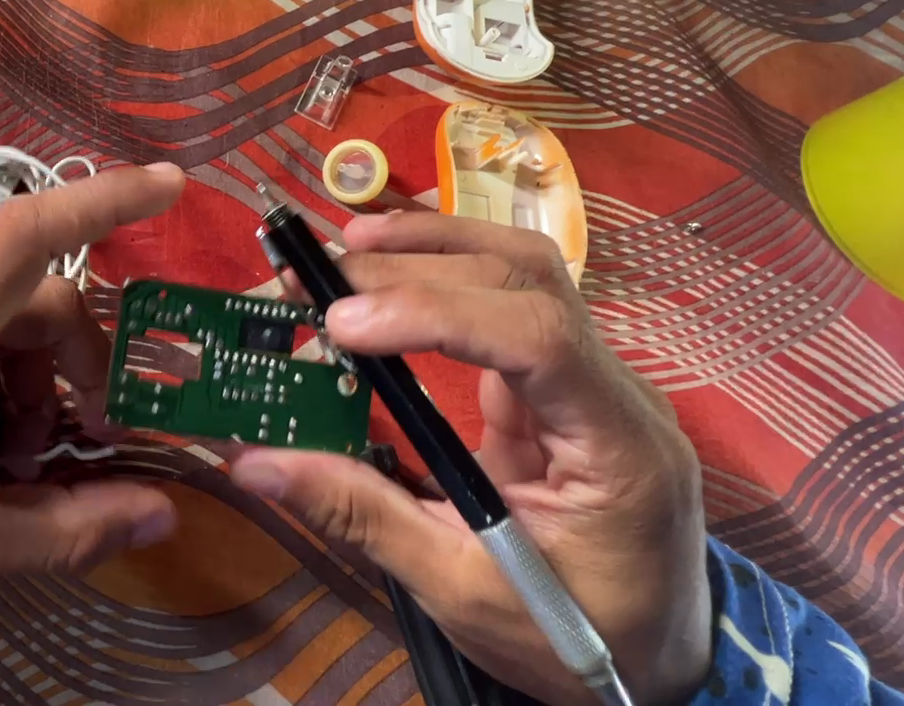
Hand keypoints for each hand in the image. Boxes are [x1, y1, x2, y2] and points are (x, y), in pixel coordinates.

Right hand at [232, 212, 711, 705]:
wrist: (650, 660)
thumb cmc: (572, 638)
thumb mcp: (460, 589)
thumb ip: (362, 515)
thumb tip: (253, 462)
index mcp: (617, 448)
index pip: (537, 338)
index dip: (434, 313)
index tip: (342, 327)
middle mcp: (613, 388)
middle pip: (524, 283)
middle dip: (412, 268)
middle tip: (314, 279)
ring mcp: (587, 372)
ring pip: (522, 269)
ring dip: (432, 244)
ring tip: (349, 244)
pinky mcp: (551, 372)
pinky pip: (503, 295)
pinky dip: (441, 263)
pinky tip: (391, 258)